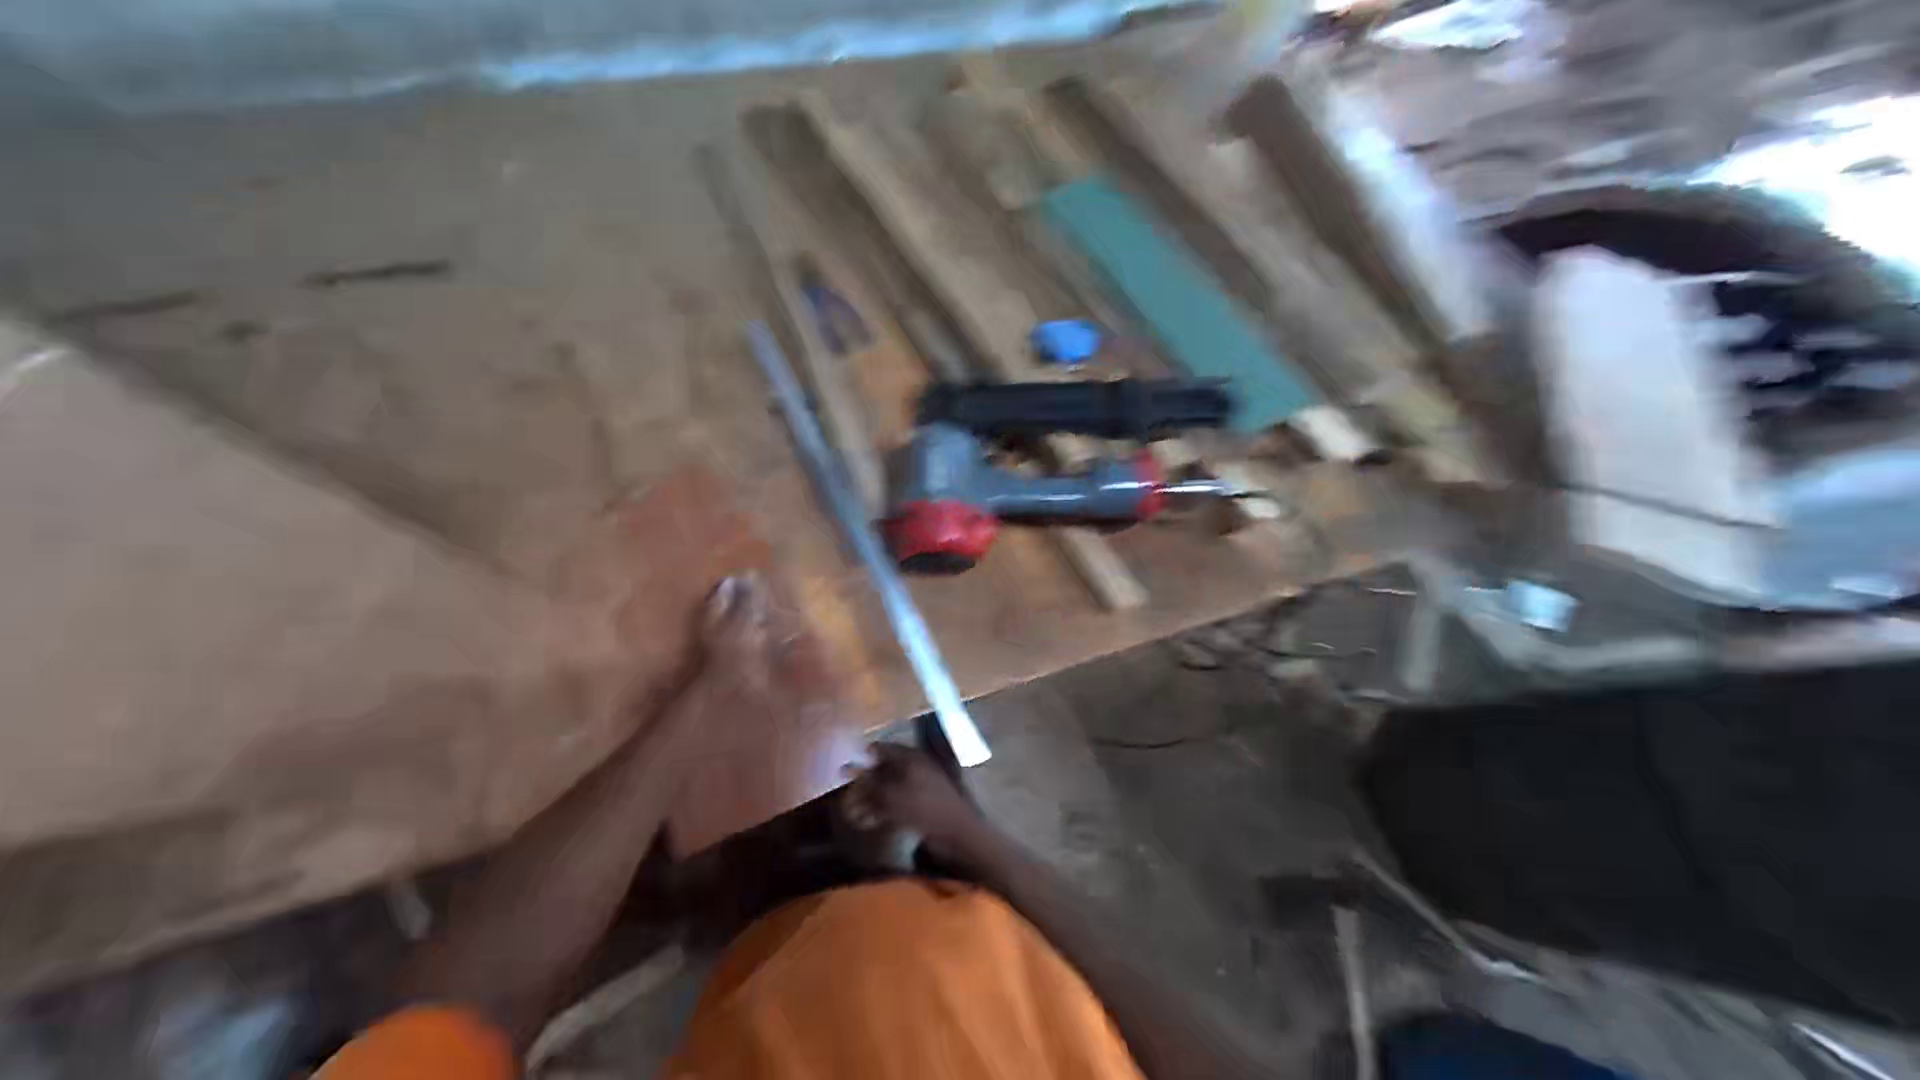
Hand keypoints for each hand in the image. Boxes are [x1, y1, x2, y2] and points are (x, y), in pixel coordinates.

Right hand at [844, 743, 997, 866]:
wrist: (958, 835)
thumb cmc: (925, 809)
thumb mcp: (891, 797)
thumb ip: (868, 783)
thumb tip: (846, 767)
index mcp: (910, 757)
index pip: (880, 749)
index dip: (861, 758)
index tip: (843, 772)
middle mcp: (915, 767)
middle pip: (882, 769)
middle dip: (864, 783)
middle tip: (846, 798)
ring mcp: (919, 785)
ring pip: (888, 788)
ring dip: (870, 800)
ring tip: (853, 814)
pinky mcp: (922, 804)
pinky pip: (897, 802)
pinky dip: (882, 810)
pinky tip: (869, 822)